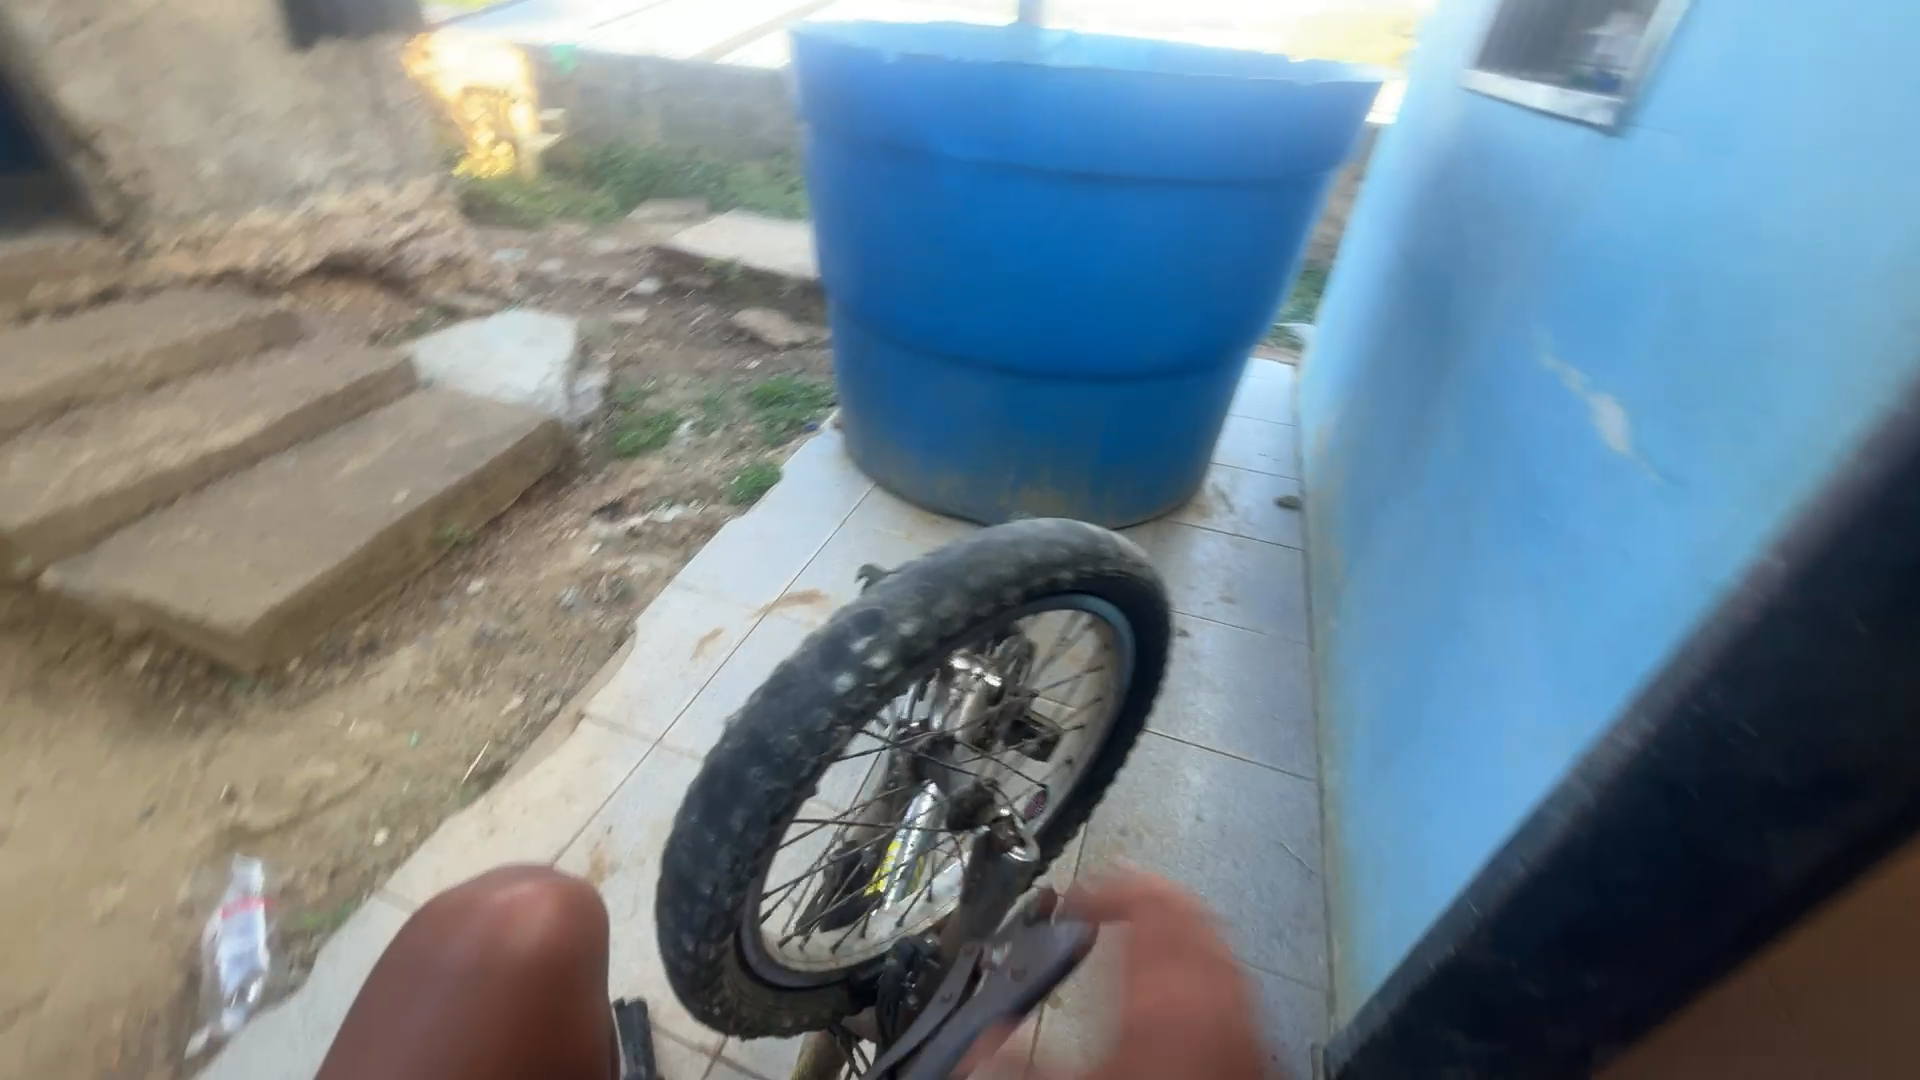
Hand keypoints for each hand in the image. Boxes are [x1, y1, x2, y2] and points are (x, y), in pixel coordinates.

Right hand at [967, 872, 1274, 1079]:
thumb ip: (1028, 1058)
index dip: (1100, 890)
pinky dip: (1204, 953)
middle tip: (1110, 889)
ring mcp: (1241, 1011)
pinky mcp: (1257, 1038)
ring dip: (1176, 916)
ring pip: (1213, 933)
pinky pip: (1233, 971)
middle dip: (1143, 890)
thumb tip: (983, 1045)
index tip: (1073, 901)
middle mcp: (1207, 988)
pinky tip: (1188, 974)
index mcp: (1161, 990)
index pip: (1138, 901)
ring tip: (1146, 918)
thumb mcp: (1079, 1078)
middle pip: (1182, 905)